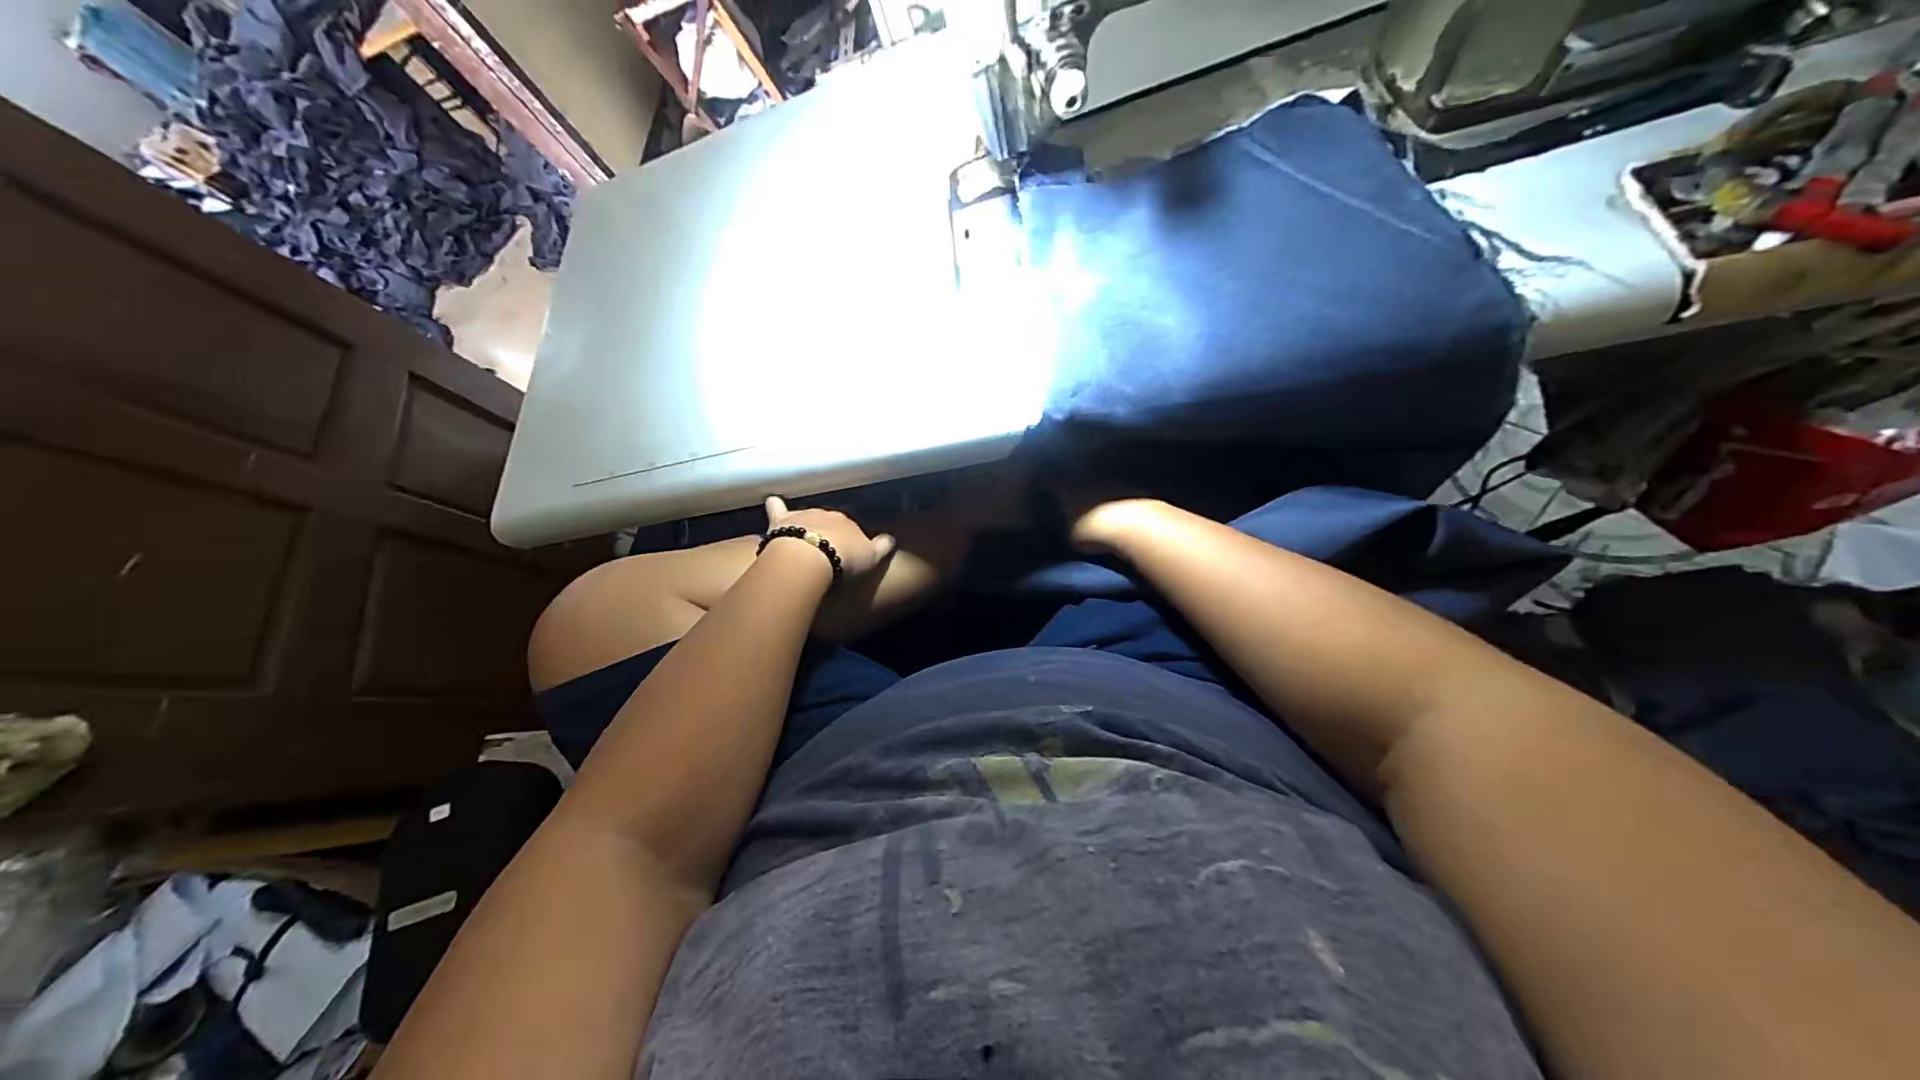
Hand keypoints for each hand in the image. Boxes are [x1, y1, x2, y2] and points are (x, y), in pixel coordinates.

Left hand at [764, 497, 896, 576]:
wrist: (812, 556)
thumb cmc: (844, 558)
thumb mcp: (872, 556)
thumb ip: (882, 546)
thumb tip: (891, 539)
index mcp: (849, 522)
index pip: (851, 528)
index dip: (848, 540)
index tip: (847, 552)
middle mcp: (828, 514)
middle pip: (829, 521)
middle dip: (828, 531)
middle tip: (827, 549)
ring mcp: (804, 515)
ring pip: (807, 516)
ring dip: (807, 524)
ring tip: (806, 539)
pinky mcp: (782, 521)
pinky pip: (777, 509)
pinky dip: (775, 505)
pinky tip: (772, 501)